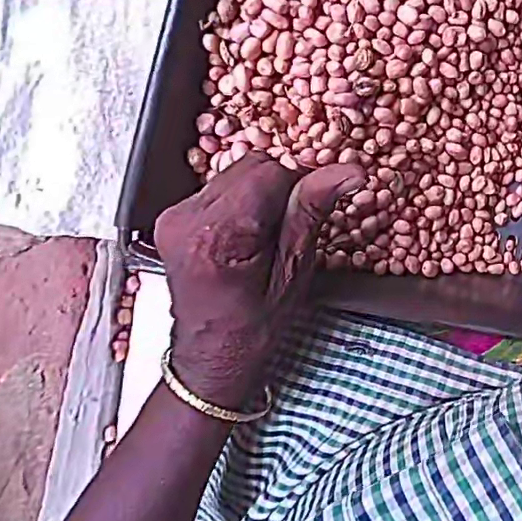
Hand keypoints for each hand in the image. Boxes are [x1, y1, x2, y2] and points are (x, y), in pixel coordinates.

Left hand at [153, 154, 363, 405]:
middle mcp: (187, 219)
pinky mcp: (172, 216)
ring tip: (265, 235)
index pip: (271, 171)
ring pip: (236, 171)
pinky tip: (247, 234)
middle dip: (281, 187)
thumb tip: (348, 171)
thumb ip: (312, 210)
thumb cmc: (253, 326)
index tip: (312, 208)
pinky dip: (242, 201)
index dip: (301, 185)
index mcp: (218, 235)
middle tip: (289, 228)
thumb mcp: (294, 269)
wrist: (210, 355)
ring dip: (261, 193)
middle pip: (252, 165)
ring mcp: (174, 216)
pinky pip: (220, 187)